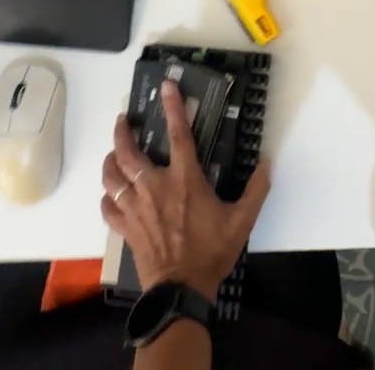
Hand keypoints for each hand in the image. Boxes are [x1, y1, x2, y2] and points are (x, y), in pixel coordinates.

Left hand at [101, 81, 271, 298]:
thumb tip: (267, 161)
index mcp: (184, 179)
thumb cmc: (212, 250)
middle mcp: (155, 187)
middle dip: (123, 132)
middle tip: (125, 120)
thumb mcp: (243, 219)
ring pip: (112, 177)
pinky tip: (111, 194)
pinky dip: (107, 197)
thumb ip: (256, 188)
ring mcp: (135, 208)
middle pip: (129, 152)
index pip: (179, 134)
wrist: (181, 289)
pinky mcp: (125, 228)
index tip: (166, 86)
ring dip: (110, 160)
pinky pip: (108, 207)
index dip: (173, 107)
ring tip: (114, 152)